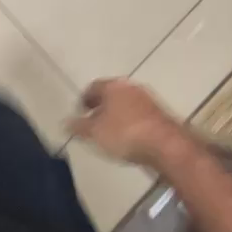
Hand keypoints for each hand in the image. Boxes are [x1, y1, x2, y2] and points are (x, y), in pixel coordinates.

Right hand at [68, 79, 194, 169]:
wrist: (166, 146)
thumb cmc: (125, 134)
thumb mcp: (95, 133)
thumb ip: (79, 127)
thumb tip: (65, 122)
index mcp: (112, 86)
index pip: (92, 87)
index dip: (84, 100)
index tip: (80, 114)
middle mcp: (130, 86)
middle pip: (111, 94)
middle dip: (102, 107)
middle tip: (94, 123)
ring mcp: (148, 99)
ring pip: (127, 104)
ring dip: (118, 115)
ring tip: (112, 133)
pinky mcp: (161, 114)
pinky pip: (140, 115)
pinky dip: (132, 123)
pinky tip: (131, 138)